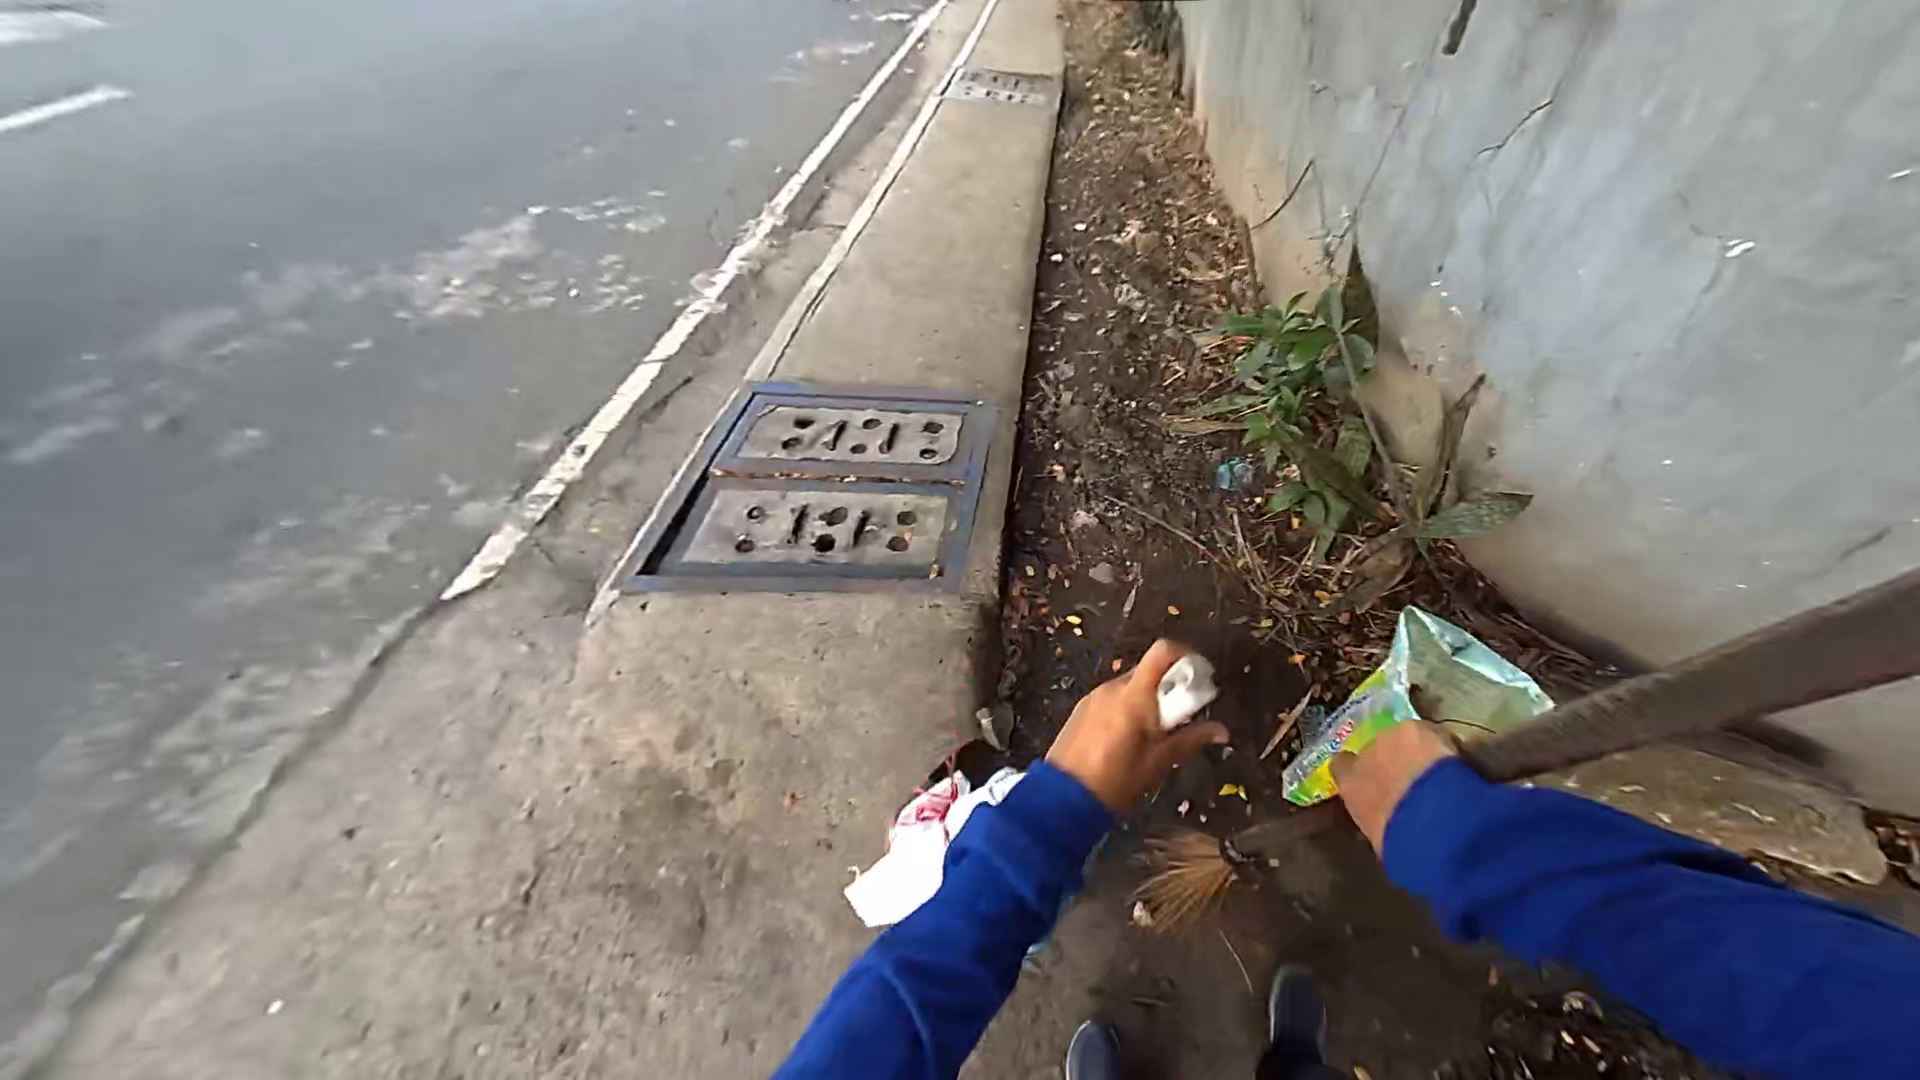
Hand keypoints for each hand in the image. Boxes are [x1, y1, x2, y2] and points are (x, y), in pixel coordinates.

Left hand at [1046, 640, 1229, 812]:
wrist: (1064, 795)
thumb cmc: (1116, 780)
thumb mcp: (1159, 761)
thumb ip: (1190, 739)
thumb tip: (1220, 730)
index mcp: (1133, 695)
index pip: (1161, 652)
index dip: (1185, 656)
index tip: (1200, 675)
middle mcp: (1111, 688)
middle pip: (1148, 672)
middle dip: (1169, 689)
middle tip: (1182, 717)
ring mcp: (1094, 696)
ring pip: (1130, 686)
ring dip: (1148, 700)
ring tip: (1156, 734)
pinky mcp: (1082, 708)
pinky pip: (1112, 698)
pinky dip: (1128, 708)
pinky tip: (1130, 737)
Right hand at [1328, 720, 1457, 853]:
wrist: (1433, 827)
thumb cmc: (1402, 845)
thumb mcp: (1381, 841)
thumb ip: (1376, 824)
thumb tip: (1382, 828)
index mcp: (1349, 785)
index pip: (1342, 767)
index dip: (1358, 771)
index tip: (1377, 782)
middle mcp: (1362, 756)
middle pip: (1372, 751)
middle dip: (1390, 762)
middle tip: (1414, 779)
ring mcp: (1387, 739)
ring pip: (1399, 740)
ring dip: (1414, 752)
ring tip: (1439, 768)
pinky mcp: (1414, 729)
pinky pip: (1426, 732)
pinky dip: (1440, 743)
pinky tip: (1458, 759)